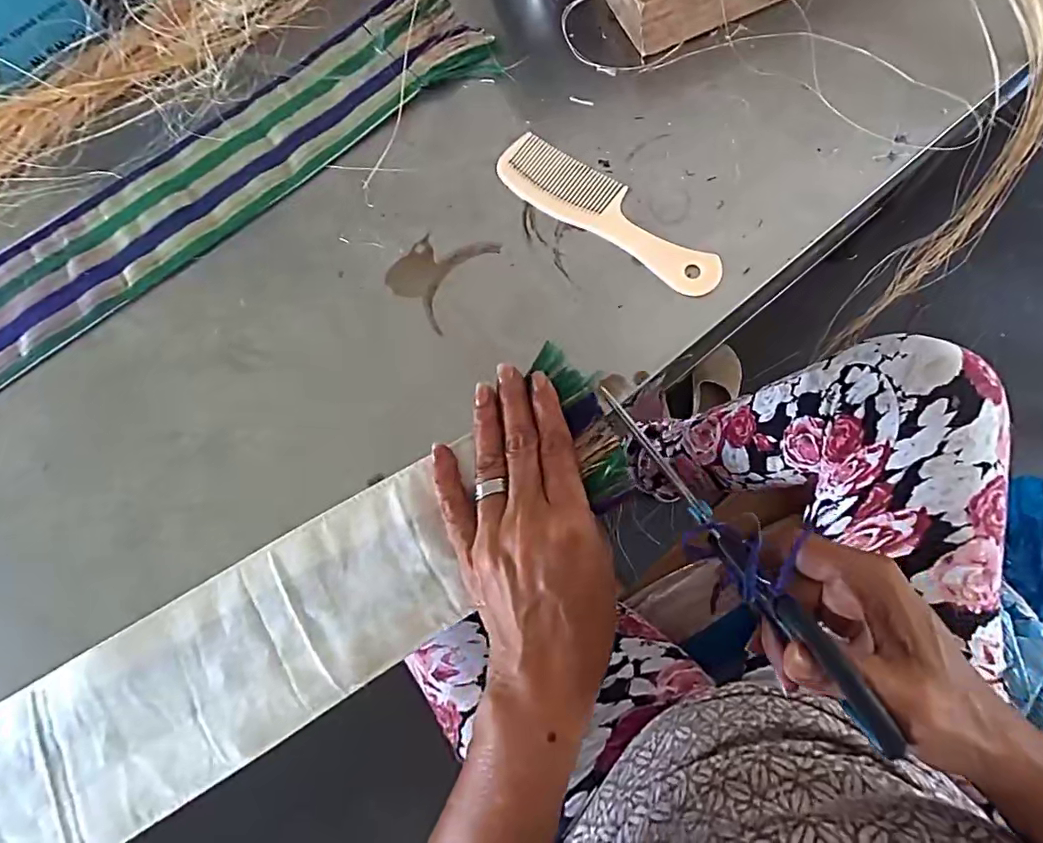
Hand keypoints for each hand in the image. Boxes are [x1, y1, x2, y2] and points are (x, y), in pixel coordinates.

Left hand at [431, 364, 616, 730]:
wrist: (543, 670)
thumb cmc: (585, 622)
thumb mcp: (601, 561)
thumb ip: (579, 513)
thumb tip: (560, 477)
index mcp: (569, 521)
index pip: (556, 451)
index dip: (547, 411)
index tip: (539, 382)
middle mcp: (528, 520)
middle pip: (521, 449)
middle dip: (514, 405)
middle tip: (508, 372)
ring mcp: (493, 535)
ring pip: (489, 468)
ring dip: (486, 425)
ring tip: (483, 392)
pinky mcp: (470, 552)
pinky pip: (455, 508)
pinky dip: (446, 477)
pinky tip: (441, 448)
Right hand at [755, 526, 1018, 779]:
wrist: (991, 747)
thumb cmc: (950, 713)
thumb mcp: (891, 692)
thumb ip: (836, 669)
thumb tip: (789, 653)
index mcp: (870, 579)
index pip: (799, 548)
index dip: (764, 562)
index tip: (740, 592)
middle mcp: (861, 581)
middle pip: (791, 579)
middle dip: (775, 617)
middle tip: (774, 660)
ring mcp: (859, 603)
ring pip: (797, 602)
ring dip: (785, 636)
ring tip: (789, 677)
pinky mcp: (857, 626)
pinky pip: (812, 623)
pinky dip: (800, 646)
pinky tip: (800, 676)